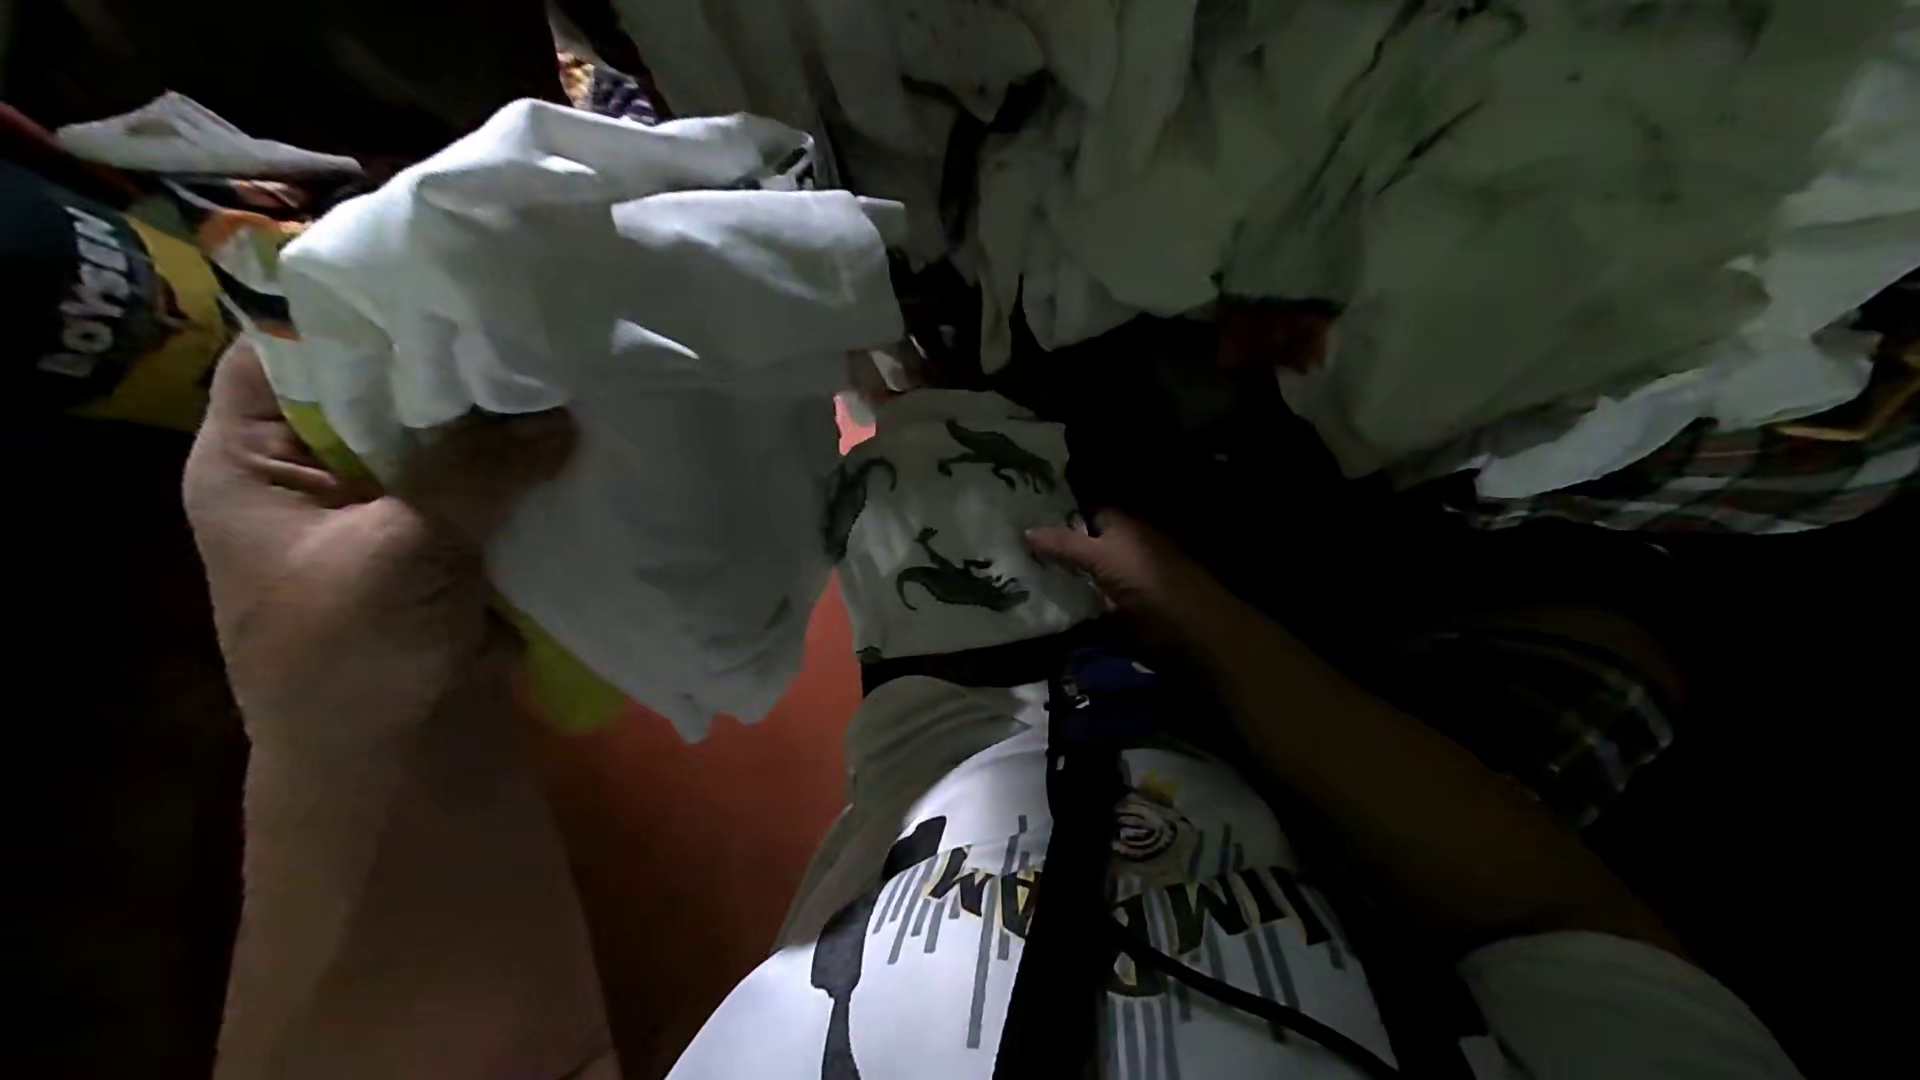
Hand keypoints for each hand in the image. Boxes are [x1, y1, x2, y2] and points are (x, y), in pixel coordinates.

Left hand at [183, 340, 574, 745]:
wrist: (403, 746)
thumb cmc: (351, 652)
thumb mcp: (398, 551)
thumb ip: (476, 475)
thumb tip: (563, 417)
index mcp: (259, 459)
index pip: (292, 352)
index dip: (360, 317)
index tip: (447, 289)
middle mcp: (329, 469)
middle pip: (391, 392)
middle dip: (457, 369)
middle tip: (531, 328)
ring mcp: (405, 503)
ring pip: (457, 440)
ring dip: (507, 420)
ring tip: (568, 375)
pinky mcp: (465, 534)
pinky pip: (499, 483)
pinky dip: (533, 465)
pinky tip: (578, 438)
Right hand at [1025, 510, 1253, 658]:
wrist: (1190, 631)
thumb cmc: (1150, 581)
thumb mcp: (1104, 557)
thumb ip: (1065, 544)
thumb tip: (1026, 530)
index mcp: (1121, 525)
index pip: (1083, 508)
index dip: (1056, 510)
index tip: (1020, 514)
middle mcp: (1119, 546)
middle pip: (1079, 541)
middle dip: (1049, 544)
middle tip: (1009, 545)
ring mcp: (1117, 578)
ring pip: (1079, 571)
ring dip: (1055, 573)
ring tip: (1014, 571)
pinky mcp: (1116, 606)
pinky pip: (1084, 597)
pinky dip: (1066, 598)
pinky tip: (1038, 598)